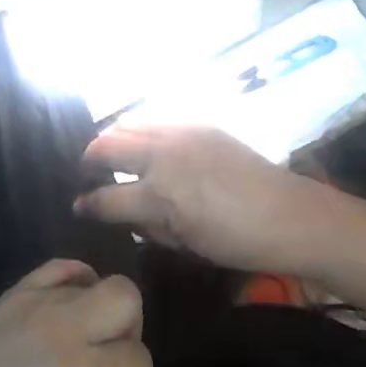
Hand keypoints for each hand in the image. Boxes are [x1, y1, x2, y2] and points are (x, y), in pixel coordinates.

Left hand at [0, 260, 194, 366]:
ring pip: (98, 281)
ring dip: (100, 314)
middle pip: (128, 298)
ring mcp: (27, 309)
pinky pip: (57, 267)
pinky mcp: (3, 302)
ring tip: (77, 352)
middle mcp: (60, 332)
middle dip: (128, 334)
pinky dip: (73, 283)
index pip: (142, 360)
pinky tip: (65, 316)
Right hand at [75, 126, 334, 273]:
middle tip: (87, 171)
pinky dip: (146, 133)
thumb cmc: (235, 241)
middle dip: (90, 159)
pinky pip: (161, 122)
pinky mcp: (202, 125)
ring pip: (132, 124)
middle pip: (108, 144)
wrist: (287, 214)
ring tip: (116, 156)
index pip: (106, 196)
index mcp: (159, 194)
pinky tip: (153, 149)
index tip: (78, 206)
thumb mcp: (184, 244)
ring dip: (117, 140)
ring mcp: (183, 134)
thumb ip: (148, 225)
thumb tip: (126, 213)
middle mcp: (164, 154)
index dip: (87, 204)